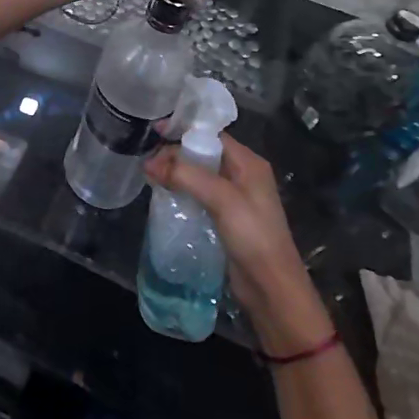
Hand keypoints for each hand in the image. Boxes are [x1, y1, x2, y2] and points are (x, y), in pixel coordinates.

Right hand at [145, 135, 334, 354]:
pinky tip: (161, 195)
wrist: (272, 288)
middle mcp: (241, 175)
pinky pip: (196, 194)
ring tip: (148, 175)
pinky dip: (179, 190)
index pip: (211, 134)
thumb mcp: (222, 199)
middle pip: (202, 152)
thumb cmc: (253, 236)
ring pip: (197, 174)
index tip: (153, 131)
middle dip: (174, 153)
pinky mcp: (223, 217)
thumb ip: (186, 175)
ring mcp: (233, 197)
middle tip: (146, 161)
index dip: (183, 130)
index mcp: (248, 163)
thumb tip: (148, 162)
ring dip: (174, 172)